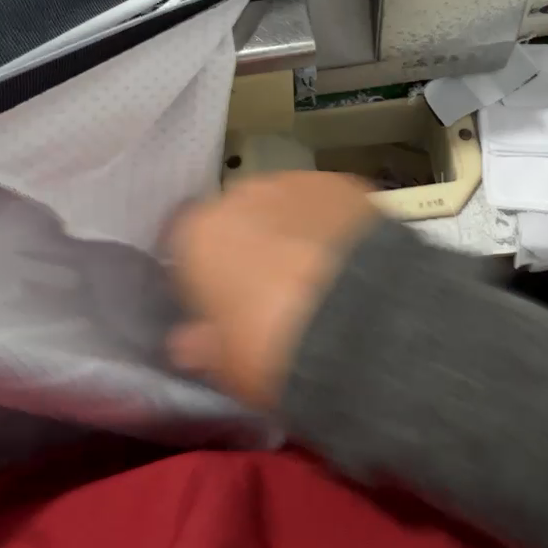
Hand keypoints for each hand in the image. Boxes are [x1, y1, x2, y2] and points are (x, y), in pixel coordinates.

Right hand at [165, 172, 382, 411]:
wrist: (363, 318)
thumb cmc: (275, 346)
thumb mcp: (228, 365)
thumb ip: (203, 345)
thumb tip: (190, 340)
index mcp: (198, 234)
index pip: (183, 242)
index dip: (200, 270)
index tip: (216, 299)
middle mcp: (241, 194)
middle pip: (235, 217)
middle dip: (248, 245)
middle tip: (269, 290)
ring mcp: (295, 182)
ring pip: (281, 206)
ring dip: (289, 231)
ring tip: (315, 274)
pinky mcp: (343, 181)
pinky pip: (324, 205)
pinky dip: (329, 225)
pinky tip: (345, 259)